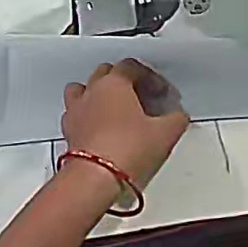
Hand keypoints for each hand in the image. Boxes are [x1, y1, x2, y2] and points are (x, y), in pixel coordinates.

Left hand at [62, 59, 190, 185]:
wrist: (95, 179)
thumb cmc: (127, 149)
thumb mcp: (166, 133)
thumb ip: (176, 118)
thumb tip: (178, 117)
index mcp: (114, 83)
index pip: (133, 67)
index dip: (151, 78)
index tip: (162, 92)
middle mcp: (91, 92)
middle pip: (106, 73)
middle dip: (125, 82)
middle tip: (142, 98)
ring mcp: (76, 112)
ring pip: (84, 90)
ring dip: (99, 94)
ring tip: (116, 109)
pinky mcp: (69, 133)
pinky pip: (77, 114)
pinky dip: (89, 116)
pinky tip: (102, 130)